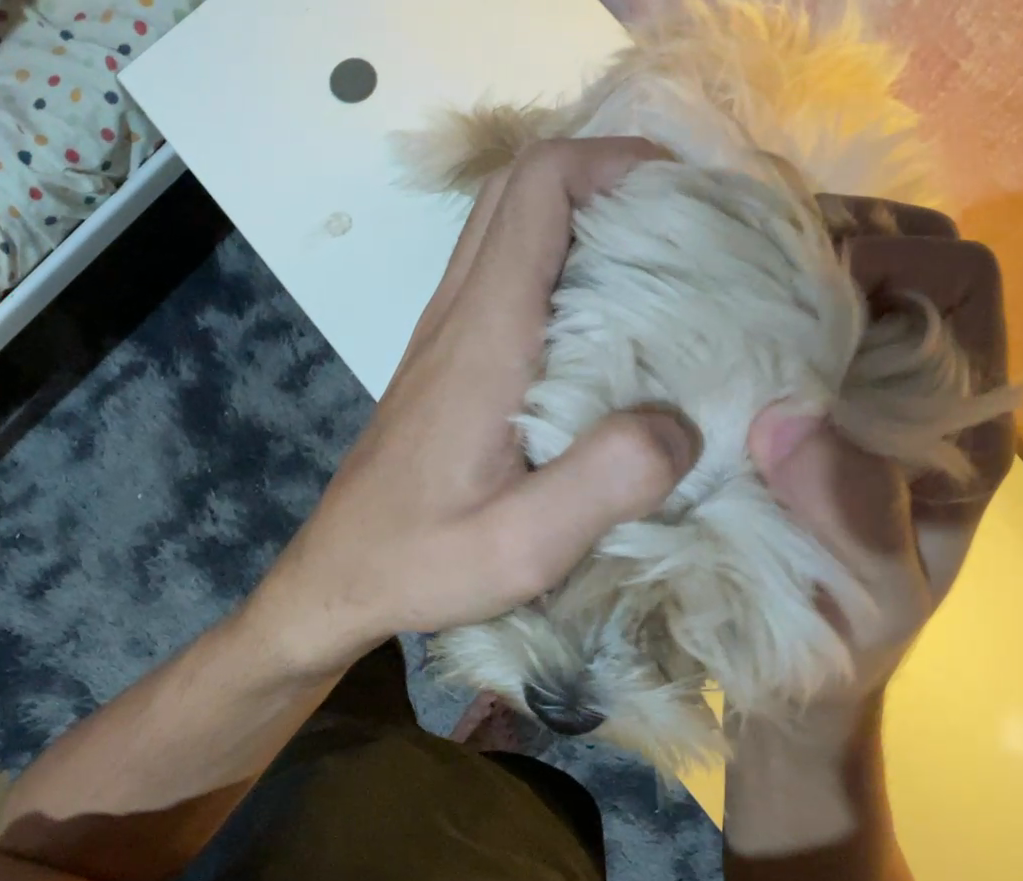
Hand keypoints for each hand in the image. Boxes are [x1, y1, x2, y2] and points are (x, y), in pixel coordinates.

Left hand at [252, 138, 696, 675]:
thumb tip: (683, 424)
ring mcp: (441, 337)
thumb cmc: (421, 563)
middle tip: (676, 224)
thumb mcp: (522, 546)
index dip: (612, 162)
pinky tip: (600, 326)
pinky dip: (552, 264)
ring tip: (652, 266)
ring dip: (575, 217)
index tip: (683, 196)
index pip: (538, 192)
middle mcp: (455, 318)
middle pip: (517, 190)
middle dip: (601, 176)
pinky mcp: (441, 365)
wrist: (339, 577)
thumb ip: (605, 482)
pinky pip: (497, 277)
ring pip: (503, 229)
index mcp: (482, 339)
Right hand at [728, 198, 1011, 854]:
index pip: (956, 285)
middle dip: (825, 242)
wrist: (794, 691)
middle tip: (736, 269)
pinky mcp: (781, 421)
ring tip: (703, 287)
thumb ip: (851, 518)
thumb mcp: (865, 602)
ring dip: (772, 271)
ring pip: (829, 286)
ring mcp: (839, 403)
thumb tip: (788, 419)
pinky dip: (734, 315)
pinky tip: (682, 332)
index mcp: (956, 428)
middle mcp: (908, 396)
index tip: (795, 287)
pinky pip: (769, 336)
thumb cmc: (844, 651)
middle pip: (898, 260)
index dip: (887, 260)